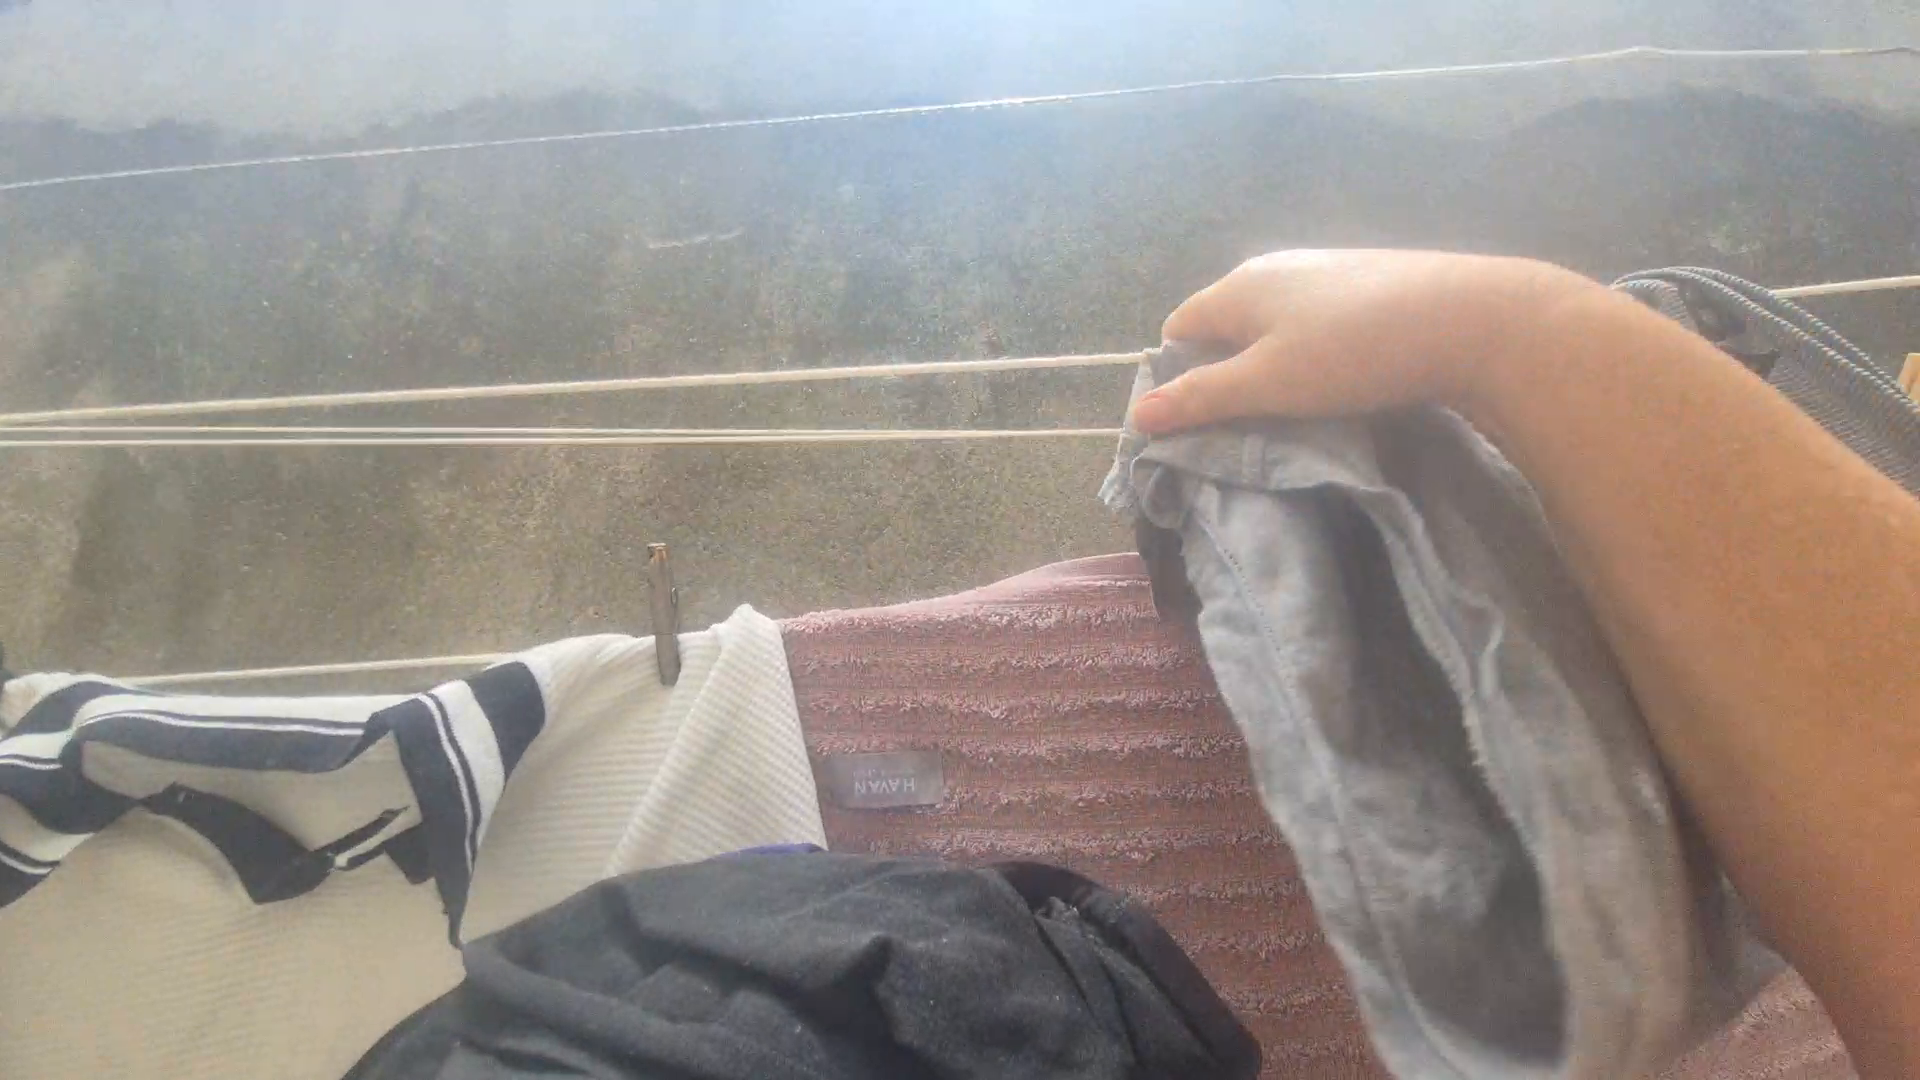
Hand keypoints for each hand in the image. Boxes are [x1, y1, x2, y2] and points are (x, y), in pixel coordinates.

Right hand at [1133, 250, 1597, 434]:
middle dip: (1220, 371)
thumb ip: (1199, 397)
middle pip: (1219, 327)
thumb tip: (1138, 414)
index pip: (1176, 330)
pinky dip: (1301, 349)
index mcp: (1237, 287)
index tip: (1199, 416)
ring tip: (1291, 402)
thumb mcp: (1266, 384)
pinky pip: (1304, 318)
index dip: (1175, 374)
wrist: (1478, 318)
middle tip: (1245, 417)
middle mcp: (1270, 267)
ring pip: (1263, 324)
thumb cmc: (1354, 353)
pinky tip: (1333, 372)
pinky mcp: (1359, 279)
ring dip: (1263, 363)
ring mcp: (1319, 269)